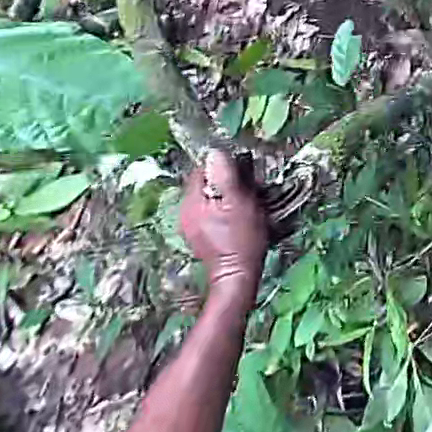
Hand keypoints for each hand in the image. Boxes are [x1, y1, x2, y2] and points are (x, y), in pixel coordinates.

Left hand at [179, 151, 267, 294]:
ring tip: (244, 204)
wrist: (237, 279)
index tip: (242, 174)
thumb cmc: (241, 239)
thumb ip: (225, 175)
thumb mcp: (239, 202)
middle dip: (225, 180)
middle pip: (206, 182)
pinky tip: (236, 218)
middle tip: (246, 190)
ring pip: (210, 196)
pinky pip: (211, 211)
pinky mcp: (200, 235)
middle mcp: (185, 211)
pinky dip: (223, 209)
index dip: (224, 166)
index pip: (203, 168)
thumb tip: (213, 152)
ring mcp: (191, 225)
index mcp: (192, 201)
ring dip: (226, 195)